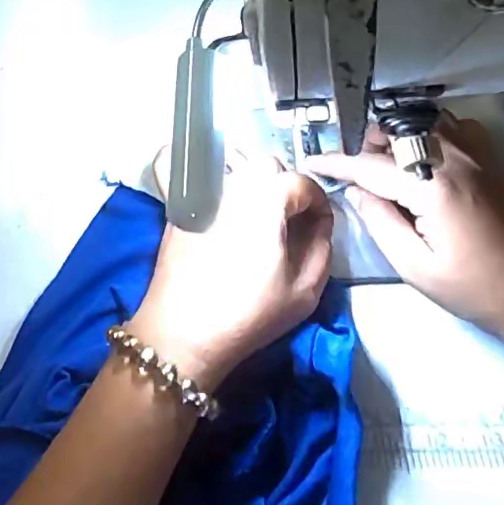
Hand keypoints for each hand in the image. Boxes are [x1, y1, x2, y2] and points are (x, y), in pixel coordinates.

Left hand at [129, 153, 334, 391]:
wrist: (181, 336)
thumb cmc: (247, 314)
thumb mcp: (304, 290)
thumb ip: (322, 246)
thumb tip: (319, 222)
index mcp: (268, 198)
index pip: (303, 183)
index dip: (318, 203)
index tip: (319, 226)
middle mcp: (235, 184)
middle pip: (269, 168)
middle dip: (286, 188)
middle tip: (290, 221)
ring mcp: (205, 194)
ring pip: (239, 173)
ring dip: (256, 189)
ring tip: (259, 223)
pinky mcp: (182, 209)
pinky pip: (210, 189)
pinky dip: (225, 198)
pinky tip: (229, 232)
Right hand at [301, 113, 503, 365]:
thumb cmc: (480, 290)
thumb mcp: (418, 268)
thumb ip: (380, 222)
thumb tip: (355, 190)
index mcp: (433, 184)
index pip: (370, 163)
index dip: (337, 162)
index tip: (311, 161)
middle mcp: (453, 154)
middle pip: (395, 131)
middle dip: (365, 146)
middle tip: (347, 173)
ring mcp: (475, 151)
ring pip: (420, 122)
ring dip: (393, 137)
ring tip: (378, 167)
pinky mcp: (488, 157)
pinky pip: (447, 127)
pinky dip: (423, 133)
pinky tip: (417, 159)